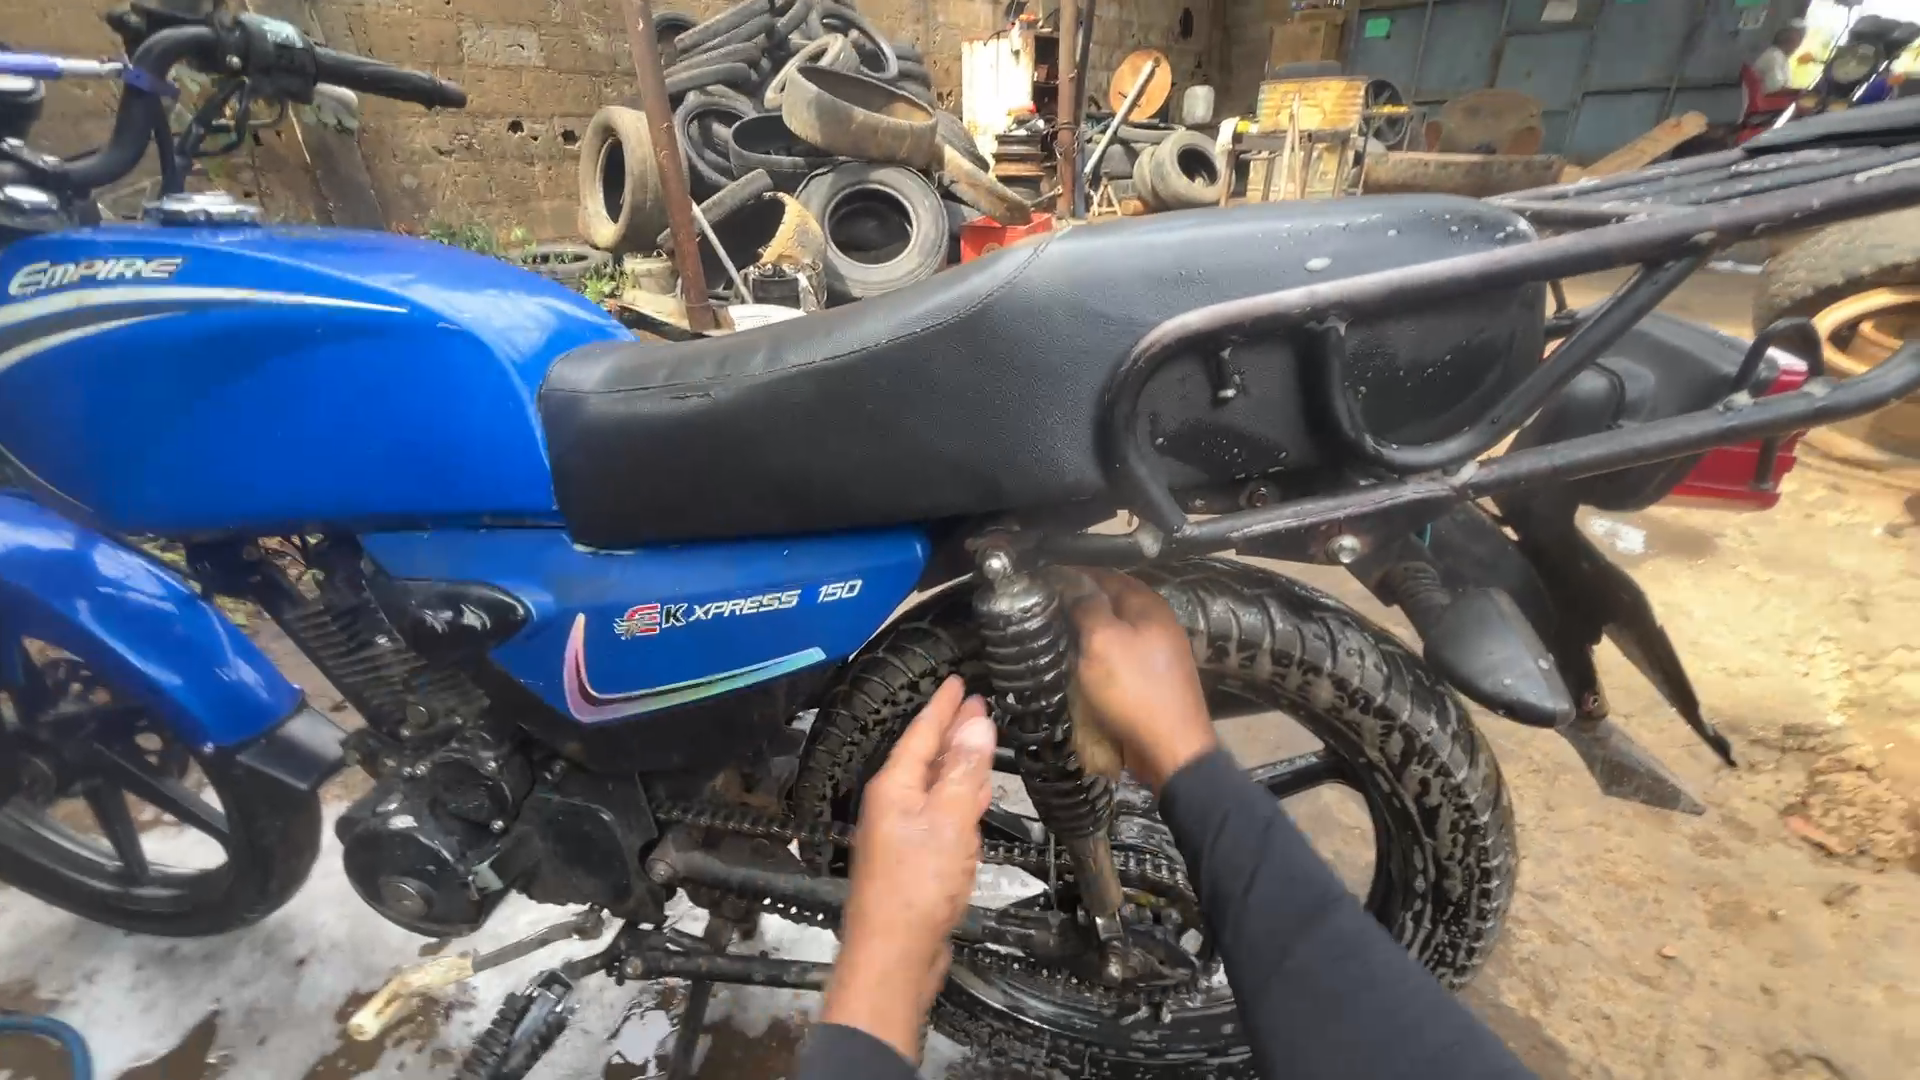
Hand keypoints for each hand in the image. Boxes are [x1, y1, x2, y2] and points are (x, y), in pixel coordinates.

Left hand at [823, 675, 995, 1062]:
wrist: (894, 958)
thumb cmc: (916, 888)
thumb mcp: (948, 821)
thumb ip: (964, 773)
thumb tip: (976, 725)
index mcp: (895, 786)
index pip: (922, 732)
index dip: (943, 706)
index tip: (959, 683)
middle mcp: (894, 802)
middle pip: (927, 755)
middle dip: (952, 730)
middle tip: (977, 706)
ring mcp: (902, 830)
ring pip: (934, 783)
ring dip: (957, 761)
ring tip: (978, 741)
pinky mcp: (914, 856)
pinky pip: (939, 811)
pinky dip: (958, 796)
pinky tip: (971, 798)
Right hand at [1059, 568, 1217, 789]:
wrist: (1171, 750)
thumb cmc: (1134, 690)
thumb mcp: (1103, 642)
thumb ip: (1088, 607)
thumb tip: (1074, 583)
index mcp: (1148, 605)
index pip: (1106, 574)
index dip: (1074, 574)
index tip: (1043, 579)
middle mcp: (1156, 622)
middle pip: (1111, 601)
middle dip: (1079, 601)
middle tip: (1044, 606)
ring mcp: (1156, 651)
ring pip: (1113, 629)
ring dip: (1086, 629)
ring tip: (1054, 631)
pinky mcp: (1151, 677)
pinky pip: (1117, 654)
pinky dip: (1096, 652)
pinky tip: (1077, 660)